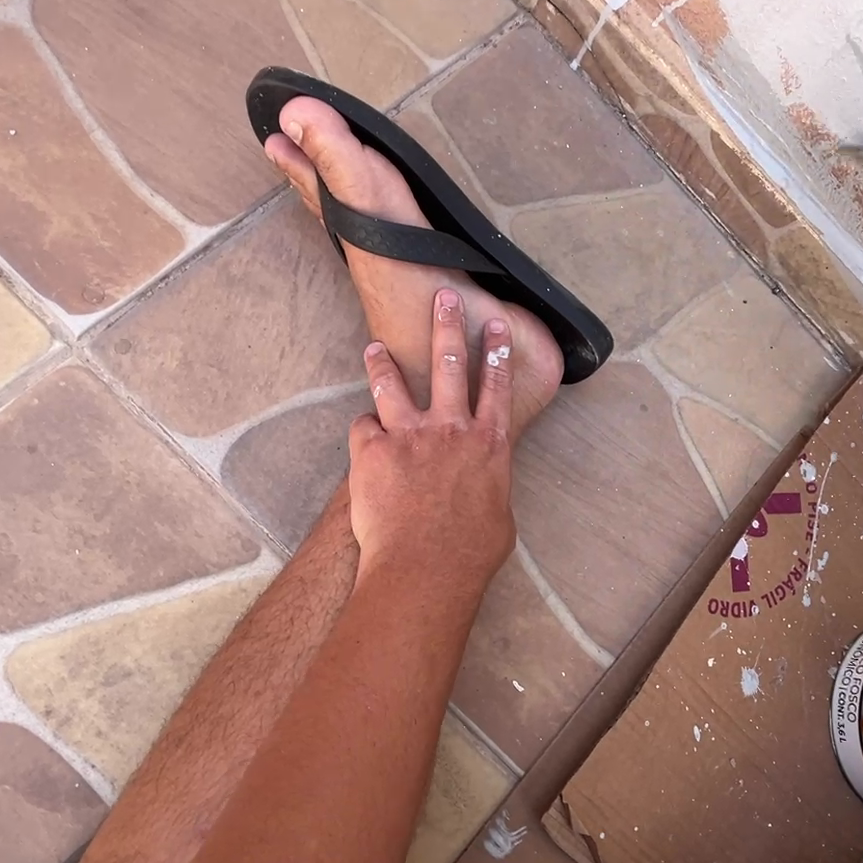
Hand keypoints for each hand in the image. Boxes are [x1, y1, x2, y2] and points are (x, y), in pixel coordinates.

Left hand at [347, 289, 517, 589]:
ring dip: (383, 361)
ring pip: (394, 384)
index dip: (495, 352)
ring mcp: (410, 435)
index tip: (494, 326)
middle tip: (443, 296)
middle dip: (447, 324)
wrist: (426, 567)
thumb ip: (489, 489)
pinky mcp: (373, 451)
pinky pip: (363, 427)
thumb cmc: (471, 553)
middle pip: (449, 363)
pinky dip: (364, 430)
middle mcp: (451, 428)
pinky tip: (363, 436)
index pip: (495, 386)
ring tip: (374, 346)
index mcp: (488, 444)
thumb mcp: (499, 517)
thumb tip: (483, 489)